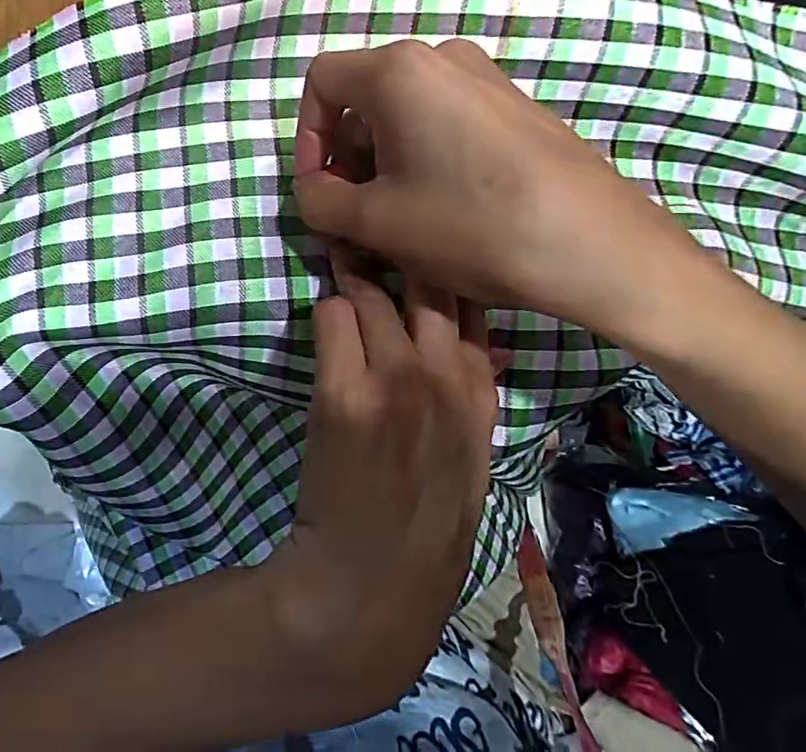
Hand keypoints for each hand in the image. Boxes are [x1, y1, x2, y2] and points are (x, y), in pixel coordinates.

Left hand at [262, 251, 497, 705]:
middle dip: (398, 254)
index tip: (421, 243)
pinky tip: (325, 319)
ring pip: (372, 292)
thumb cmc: (423, 517)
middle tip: (370, 231)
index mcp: (480, 391)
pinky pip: (332, 318)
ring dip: (353, 278)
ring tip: (339, 260)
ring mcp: (394, 380)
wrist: (373, 574)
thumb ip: (471, 390)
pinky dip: (327, 313)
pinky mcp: (343, 391)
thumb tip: (474, 343)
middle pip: (425, 283)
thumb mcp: (469, 450)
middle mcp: (444, 376)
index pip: (471, 303)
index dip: (443, 269)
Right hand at [292, 39, 716, 344]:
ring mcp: (486, 78)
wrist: (598, 248)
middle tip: (354, 211)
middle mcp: (442, 57)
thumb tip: (314, 188)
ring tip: (397, 217)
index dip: (306, 135)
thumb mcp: (371, 221)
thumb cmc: (470, 224)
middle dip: (345, 155)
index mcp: (399, 71)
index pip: (320, 82)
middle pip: (362, 97)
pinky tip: (443, 207)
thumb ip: (315, 199)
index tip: (319, 185)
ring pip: (403, 112)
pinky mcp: (514, 107)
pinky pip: (444, 121)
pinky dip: (422, 157)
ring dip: (381, 161)